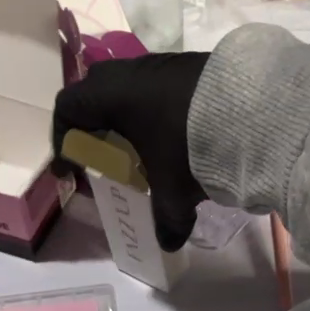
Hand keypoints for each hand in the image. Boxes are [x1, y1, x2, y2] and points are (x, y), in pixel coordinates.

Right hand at [53, 52, 208, 251]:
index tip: (69, 168)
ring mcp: (160, 66)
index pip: (68, 109)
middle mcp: (128, 73)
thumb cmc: (190, 147)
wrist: (246, 111)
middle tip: (101, 156)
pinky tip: (171, 140)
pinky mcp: (188, 68)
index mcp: (110, 96)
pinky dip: (156, 116)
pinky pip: (158, 93)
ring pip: (130, 92)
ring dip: (129, 121)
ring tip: (139, 153)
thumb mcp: (174, 191)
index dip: (63, 140)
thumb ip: (167, 219)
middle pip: (96, 96)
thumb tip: (169, 244)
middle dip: (95, 128)